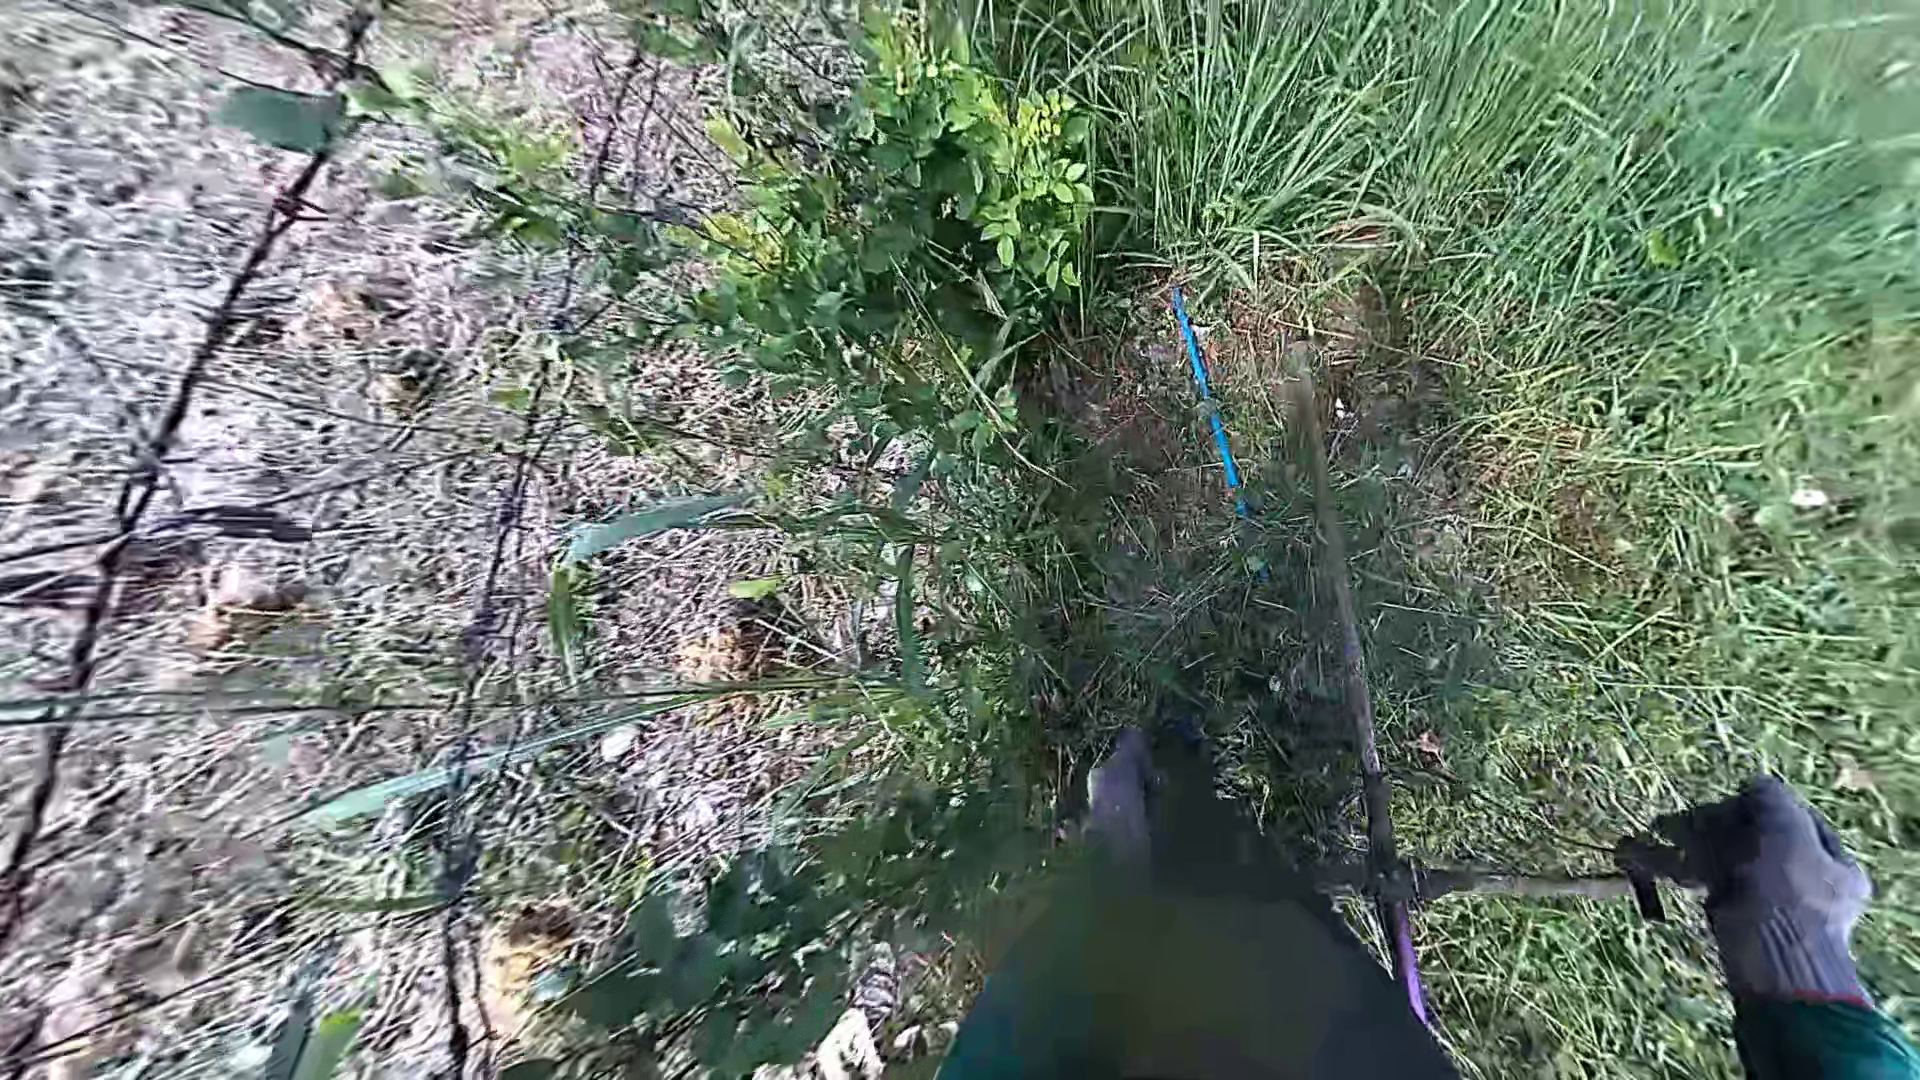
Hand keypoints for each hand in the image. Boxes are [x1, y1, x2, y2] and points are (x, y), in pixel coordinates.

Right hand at [1644, 776, 1871, 1003]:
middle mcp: (1808, 876)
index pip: (1797, 818)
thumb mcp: (1788, 838)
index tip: (1729, 796)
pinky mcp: (1735, 900)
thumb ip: (1775, 805)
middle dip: (1717, 819)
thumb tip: (1759, 779)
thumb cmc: (1785, 889)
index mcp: (1835, 863)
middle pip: (1756, 833)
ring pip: (1725, 850)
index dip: (1762, 803)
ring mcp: (1770, 891)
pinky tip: (1654, 855)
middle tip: (1691, 814)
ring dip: (1691, 837)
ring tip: (1662, 831)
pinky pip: (1705, 871)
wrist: (1766, 946)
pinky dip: (1680, 861)